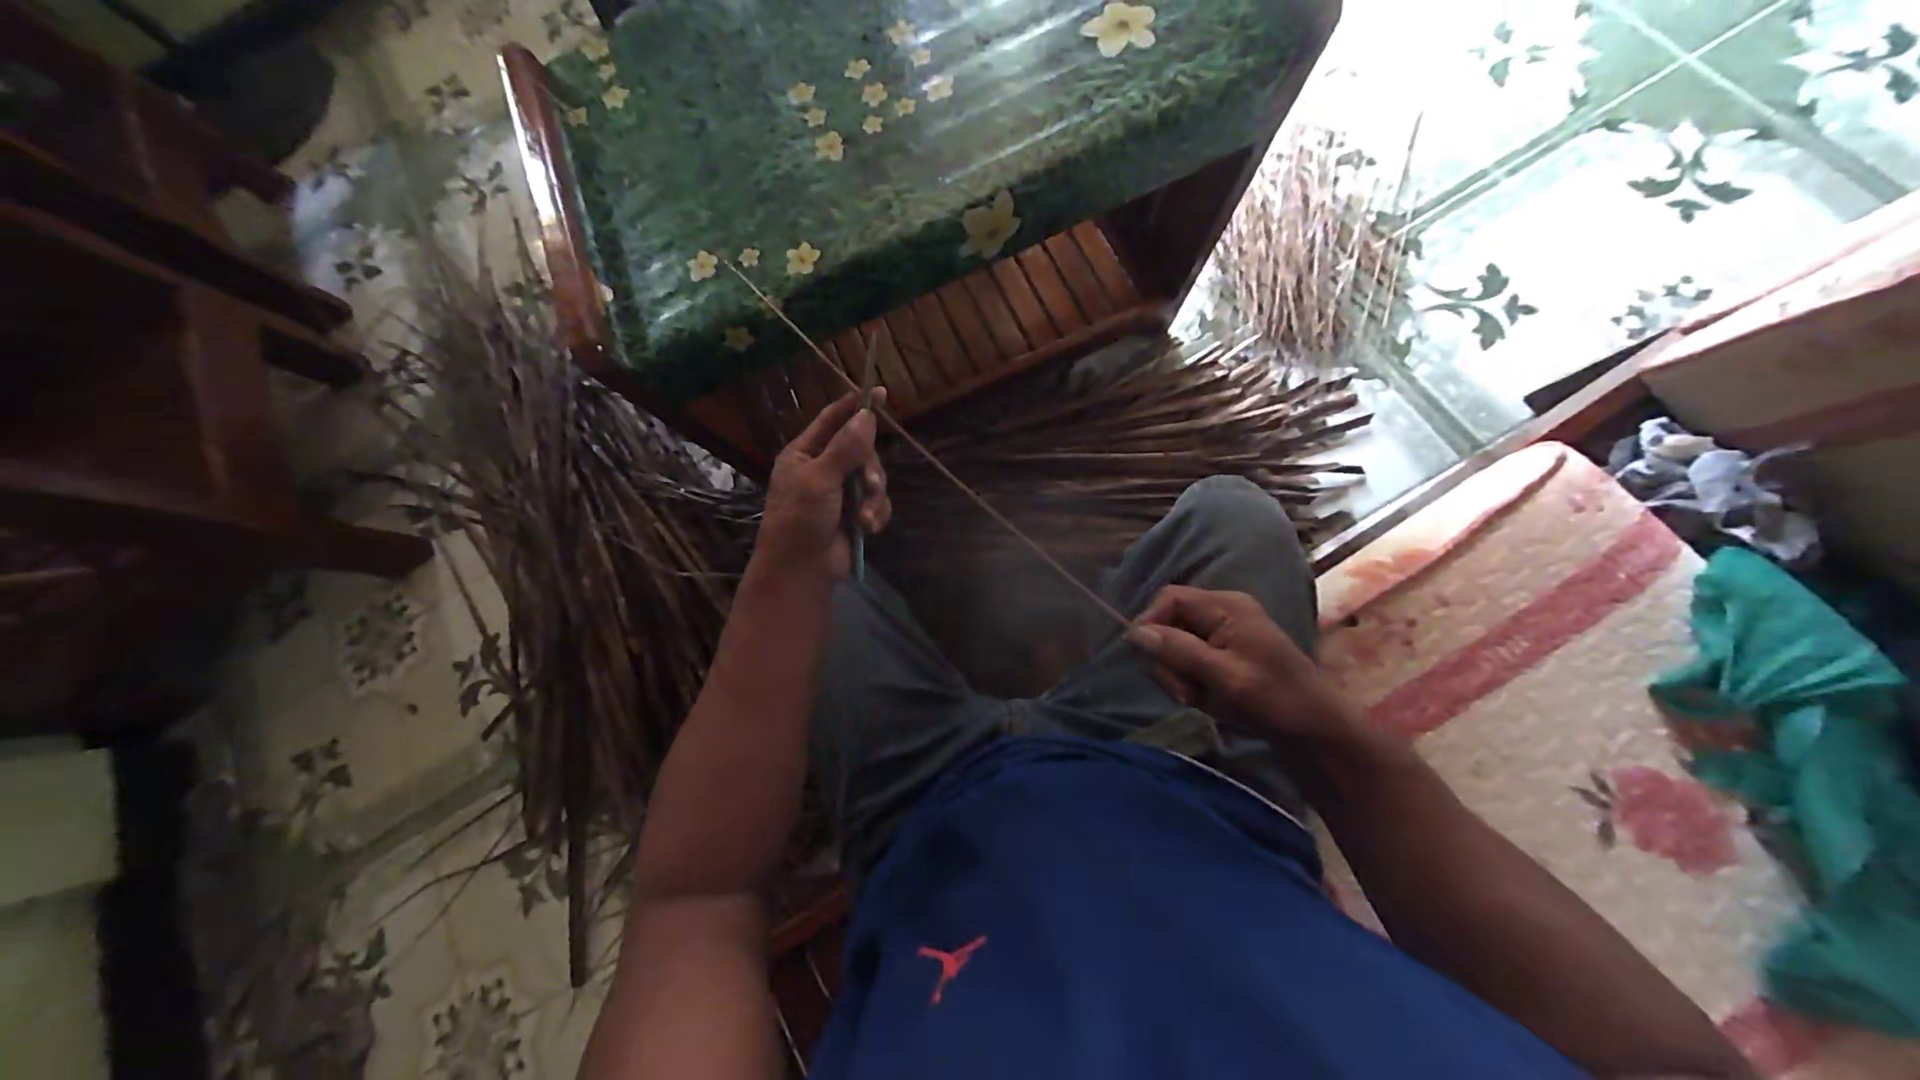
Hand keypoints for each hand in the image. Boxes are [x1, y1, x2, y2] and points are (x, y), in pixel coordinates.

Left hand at [755, 389, 891, 578]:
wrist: (800, 571)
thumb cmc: (799, 520)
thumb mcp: (820, 479)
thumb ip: (846, 448)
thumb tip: (867, 416)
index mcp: (804, 454)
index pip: (832, 420)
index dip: (854, 406)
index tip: (878, 392)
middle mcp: (823, 469)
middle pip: (861, 451)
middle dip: (870, 469)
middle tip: (870, 482)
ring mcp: (840, 494)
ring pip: (873, 479)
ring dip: (874, 498)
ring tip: (863, 516)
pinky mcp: (854, 516)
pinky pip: (877, 504)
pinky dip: (876, 515)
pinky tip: (867, 528)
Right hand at [1126, 585, 1359, 744]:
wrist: (1314, 729)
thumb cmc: (1274, 699)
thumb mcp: (1223, 676)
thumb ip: (1179, 651)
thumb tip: (1135, 632)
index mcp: (1226, 607)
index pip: (1170, 598)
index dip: (1149, 622)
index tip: (1144, 656)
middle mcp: (1222, 611)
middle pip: (1169, 621)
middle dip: (1166, 657)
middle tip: (1183, 693)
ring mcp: (1224, 632)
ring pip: (1174, 642)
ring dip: (1176, 673)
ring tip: (1197, 698)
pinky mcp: (1223, 652)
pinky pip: (1188, 656)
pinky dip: (1187, 678)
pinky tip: (1203, 697)